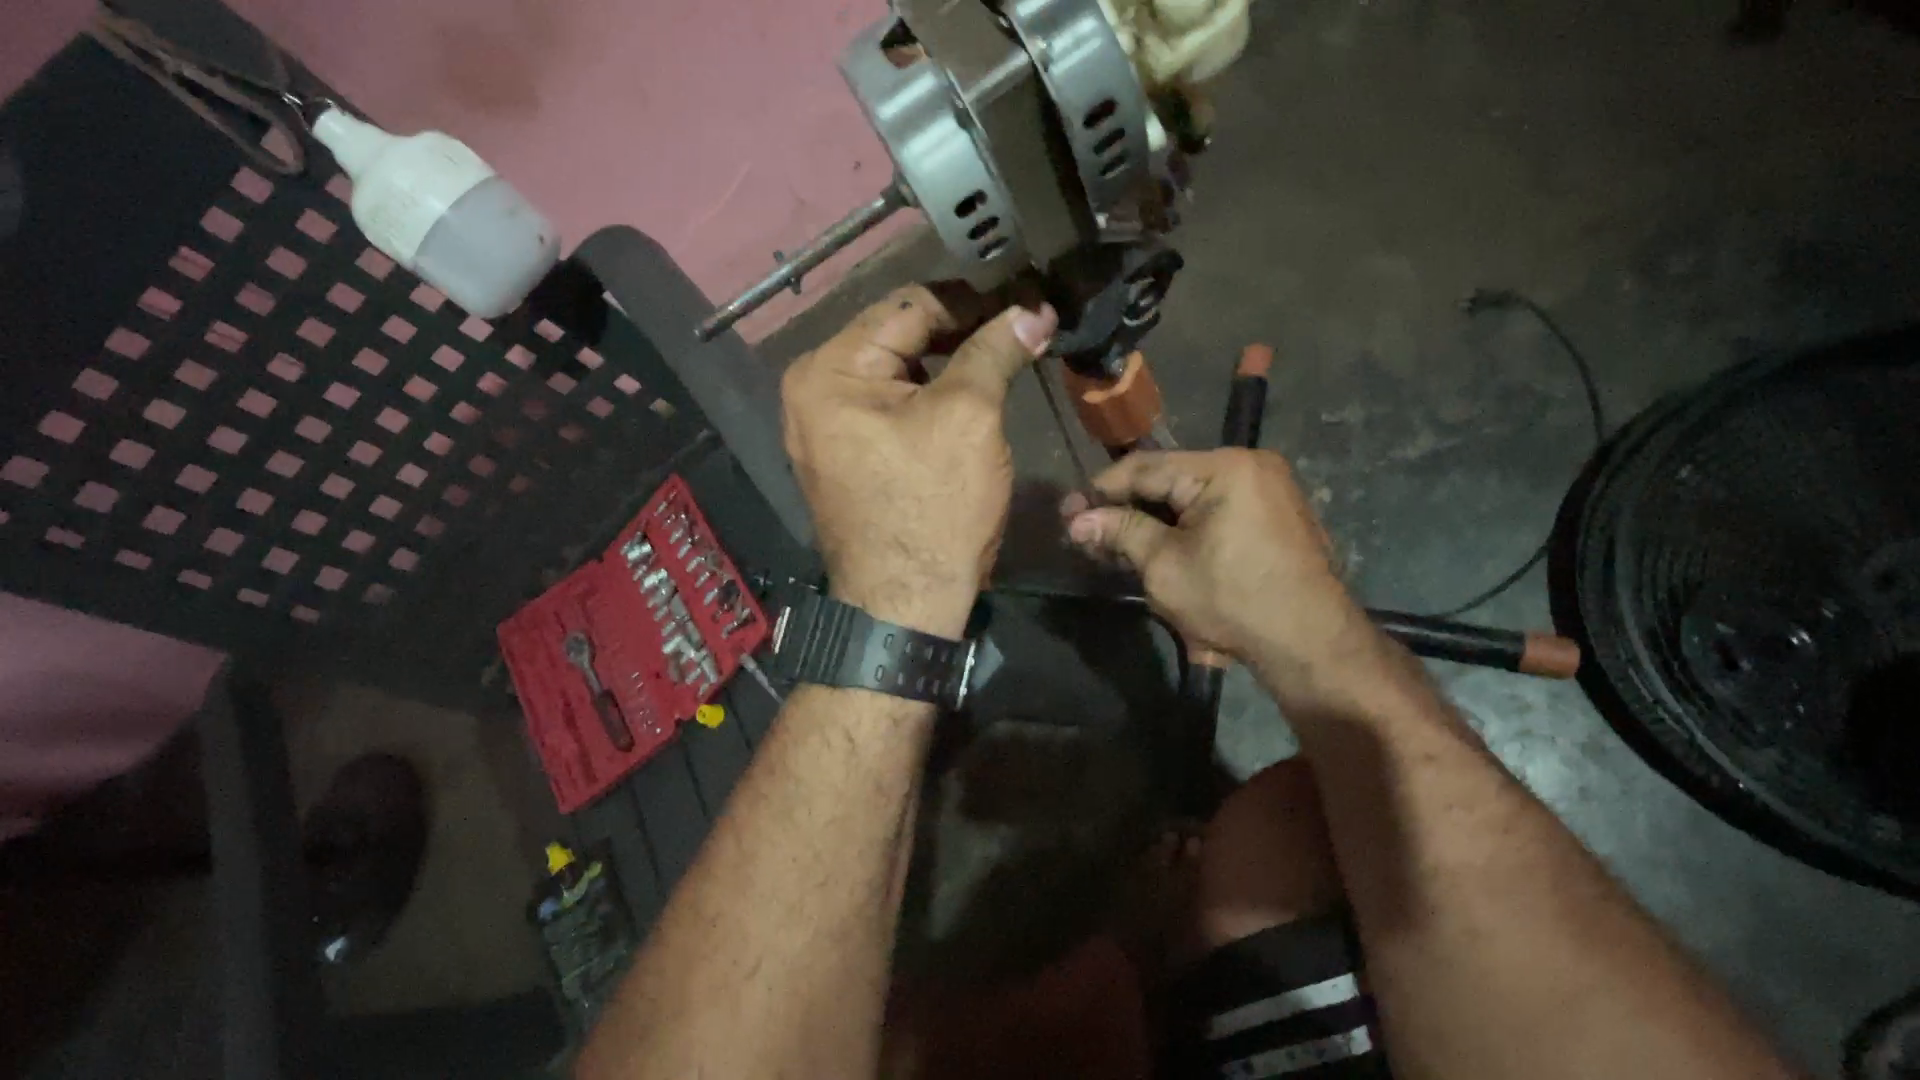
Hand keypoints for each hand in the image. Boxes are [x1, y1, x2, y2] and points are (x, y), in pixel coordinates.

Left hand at [783, 286, 1057, 637]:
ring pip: (896, 370)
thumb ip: (995, 351)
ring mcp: (822, 425)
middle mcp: (811, 389)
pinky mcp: (842, 454)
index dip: (973, 301)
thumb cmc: (933, 509)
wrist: (905, 606)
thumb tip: (1034, 310)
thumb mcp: (968, 418)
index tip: (1026, 302)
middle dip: (961, 331)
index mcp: (828, 370)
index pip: (908, 306)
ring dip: (948, 363)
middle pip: (897, 335)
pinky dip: (928, 395)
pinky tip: (969, 394)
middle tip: (1022, 329)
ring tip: (1004, 357)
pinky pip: (888, 405)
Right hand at [1062, 449, 1368, 672]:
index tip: (1067, 512)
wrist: (1310, 642)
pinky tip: (1158, 552)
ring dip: (1154, 523)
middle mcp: (1250, 466)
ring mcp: (1269, 491)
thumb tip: (1076, 521)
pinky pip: (1217, 513)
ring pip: (1191, 499)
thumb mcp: (1165, 566)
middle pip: (1169, 481)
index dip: (1101, 491)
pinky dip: (1185, 530)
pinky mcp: (1277, 517)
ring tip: (1117, 549)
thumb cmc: (1233, 600)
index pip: (1144, 467)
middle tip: (1088, 535)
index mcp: (1224, 468)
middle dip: (1126, 510)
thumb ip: (1120, 533)